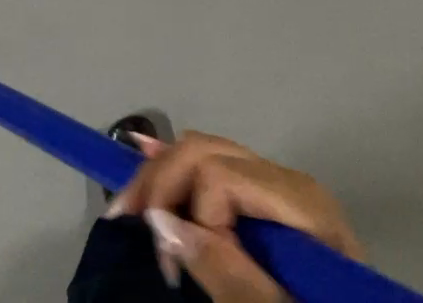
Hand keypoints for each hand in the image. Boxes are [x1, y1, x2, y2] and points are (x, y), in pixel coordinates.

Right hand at [108, 131, 363, 301]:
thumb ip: (227, 272)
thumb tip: (161, 221)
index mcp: (300, 204)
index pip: (219, 174)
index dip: (187, 211)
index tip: (172, 268)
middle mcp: (288, 180)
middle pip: (206, 151)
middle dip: (159, 180)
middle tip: (122, 220)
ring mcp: (278, 187)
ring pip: (205, 151)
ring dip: (162, 176)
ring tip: (130, 207)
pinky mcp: (268, 200)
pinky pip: (215, 165)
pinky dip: (178, 171)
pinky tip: (148, 161)